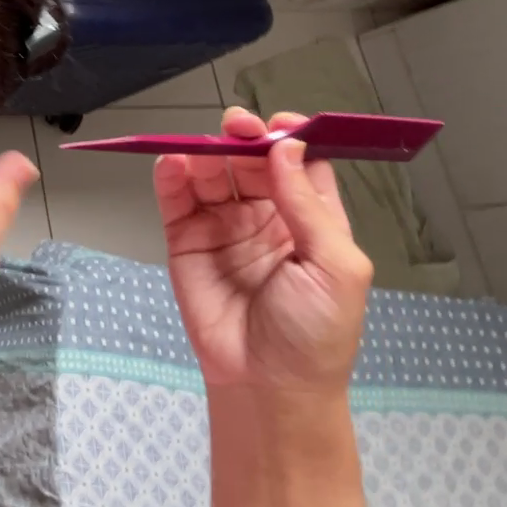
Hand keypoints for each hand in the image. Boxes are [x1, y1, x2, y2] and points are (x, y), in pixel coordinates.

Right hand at [155, 107, 372, 390]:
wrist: (265, 382)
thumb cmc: (316, 331)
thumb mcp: (336, 268)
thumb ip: (308, 206)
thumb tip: (286, 149)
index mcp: (310, 220)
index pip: (301, 166)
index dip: (293, 140)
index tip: (282, 124)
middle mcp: (265, 215)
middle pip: (251, 162)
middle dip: (244, 139)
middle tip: (236, 125)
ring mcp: (222, 224)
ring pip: (211, 174)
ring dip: (205, 152)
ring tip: (201, 146)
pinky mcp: (185, 237)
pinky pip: (176, 198)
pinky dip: (170, 176)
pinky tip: (172, 163)